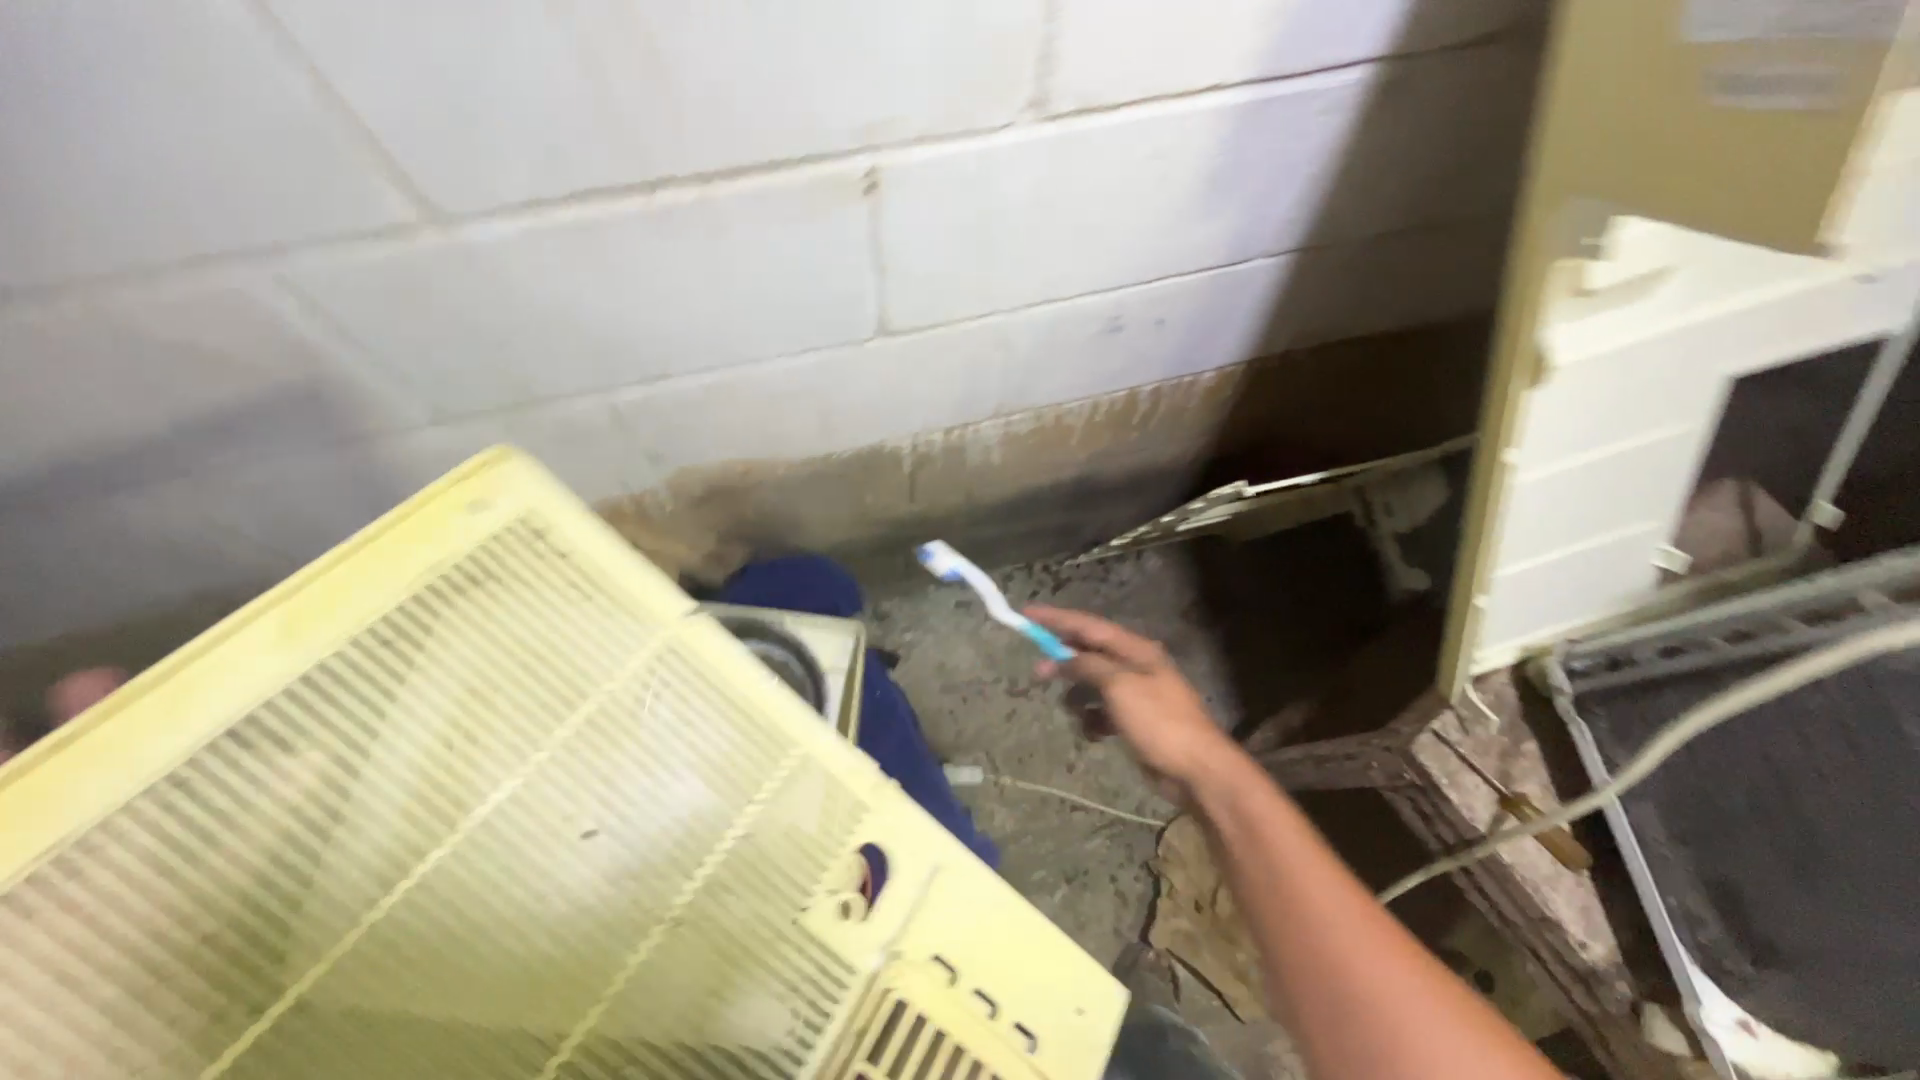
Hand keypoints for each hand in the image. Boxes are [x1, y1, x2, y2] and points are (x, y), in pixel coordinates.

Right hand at [1026, 605, 1245, 804]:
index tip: (1027, 613)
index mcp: (1136, 650)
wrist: (1195, 769)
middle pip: (1089, 653)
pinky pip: (1102, 712)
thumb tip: (1061, 657)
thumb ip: (1088, 666)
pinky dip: (1093, 720)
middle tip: (1037, 673)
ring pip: (1092, 685)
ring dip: (1079, 698)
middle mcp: (1135, 665)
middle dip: (1063, 662)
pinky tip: (1094, 734)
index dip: (1056, 619)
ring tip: (1076, 714)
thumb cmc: (1159, 722)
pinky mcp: (1134, 721)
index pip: (1089, 625)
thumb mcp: (1120, 687)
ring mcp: (1136, 694)